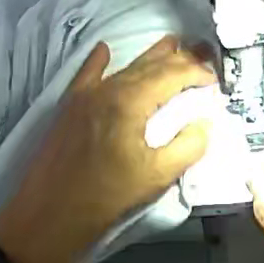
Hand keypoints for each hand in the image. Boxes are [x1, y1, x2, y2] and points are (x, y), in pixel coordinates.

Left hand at [0, 37, 214, 262]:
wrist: (48, 216)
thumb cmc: (107, 197)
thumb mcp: (157, 176)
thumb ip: (187, 146)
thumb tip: (204, 123)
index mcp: (130, 101)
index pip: (172, 75)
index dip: (196, 72)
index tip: (215, 79)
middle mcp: (108, 89)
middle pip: (150, 65)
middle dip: (179, 59)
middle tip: (202, 55)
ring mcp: (85, 95)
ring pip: (124, 67)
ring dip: (150, 57)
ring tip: (172, 45)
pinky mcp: (70, 107)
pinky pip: (87, 74)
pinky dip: (100, 61)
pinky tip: (105, 49)